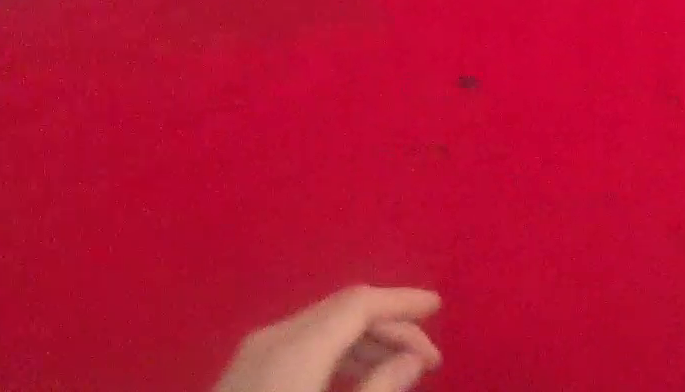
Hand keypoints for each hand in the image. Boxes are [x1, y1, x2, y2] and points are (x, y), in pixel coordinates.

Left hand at [212, 285, 441, 391]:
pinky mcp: (244, 375)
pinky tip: (356, 379)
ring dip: (365, 340)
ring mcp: (253, 355)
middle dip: (389, 325)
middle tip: (428, 358)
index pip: (359, 303)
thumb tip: (413, 358)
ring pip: (322, 326)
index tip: (439, 308)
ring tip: (400, 370)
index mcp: (295, 348)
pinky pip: (302, 345)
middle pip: (342, 310)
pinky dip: (337, 353)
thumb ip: (379, 389)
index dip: (402, 301)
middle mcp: (273, 338)